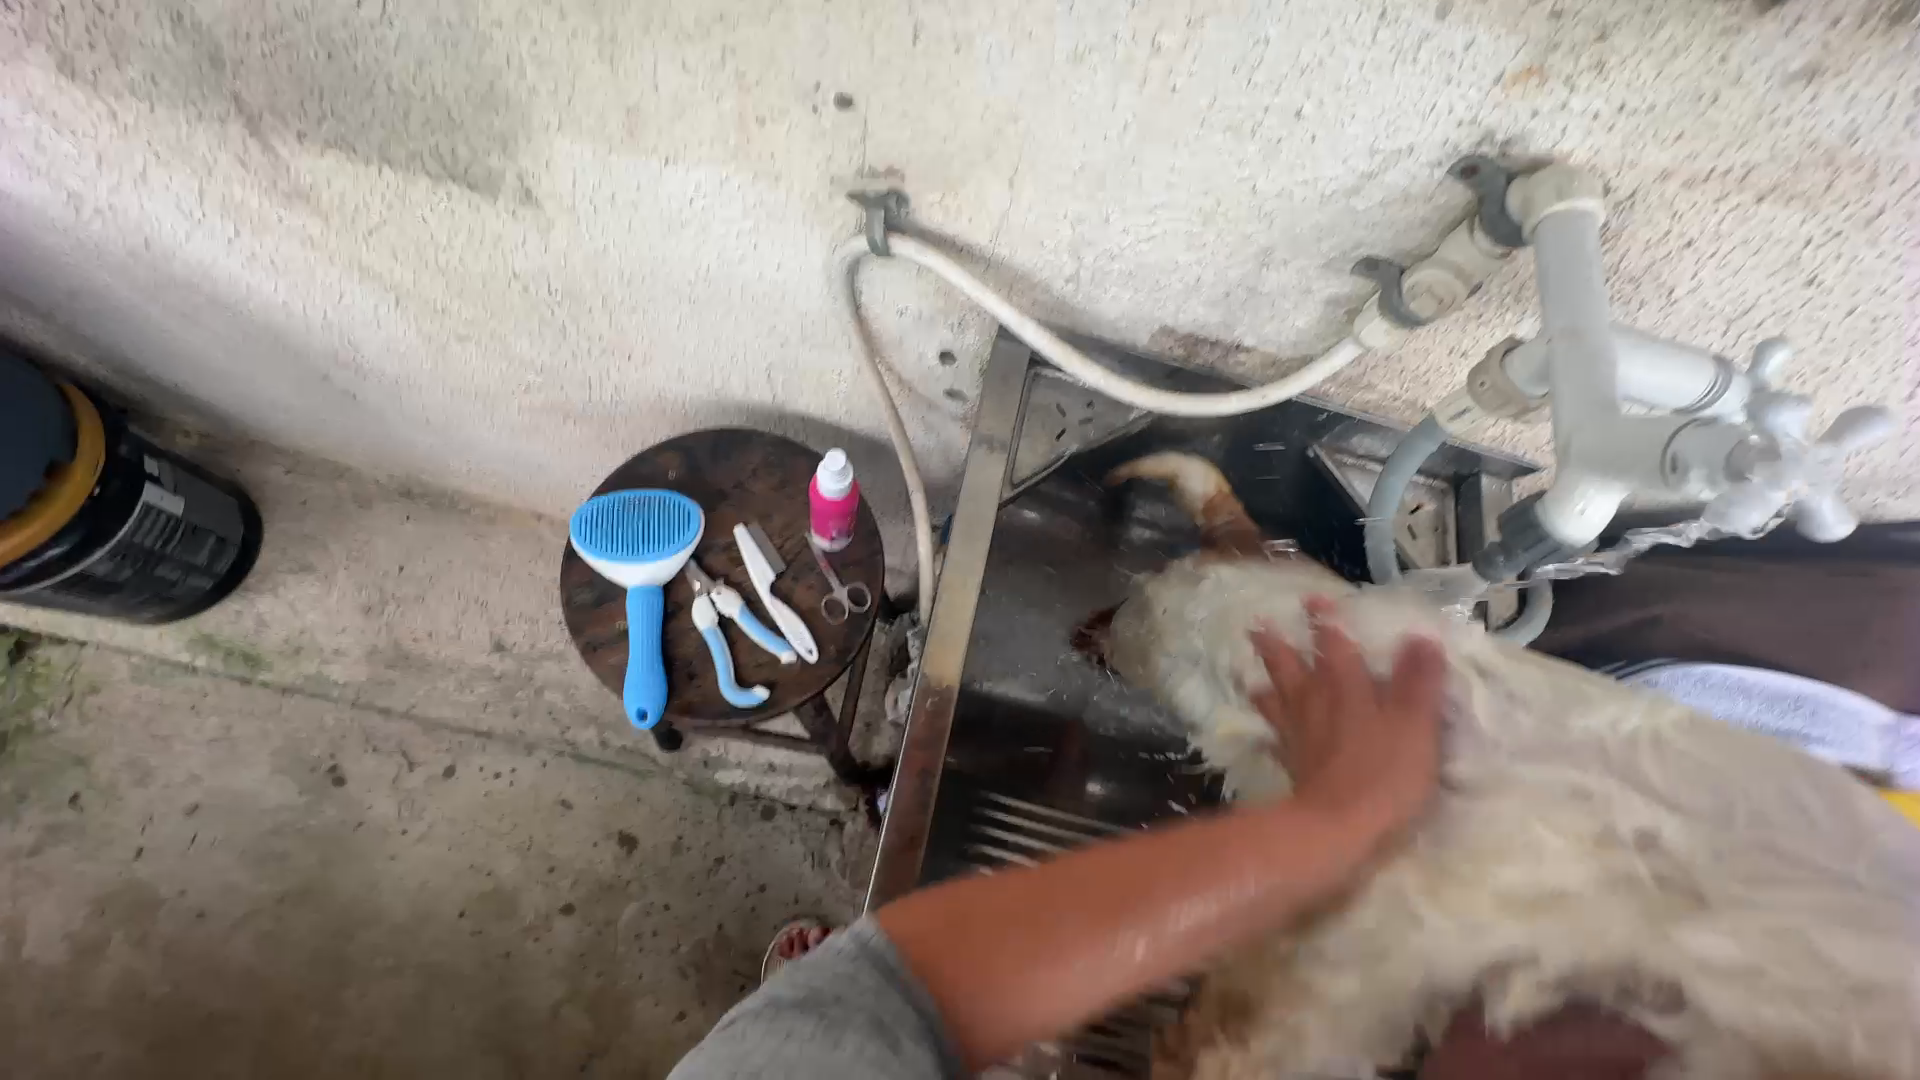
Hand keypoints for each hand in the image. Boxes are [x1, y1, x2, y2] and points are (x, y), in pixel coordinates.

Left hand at [1250, 596, 1445, 848]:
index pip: (1332, 644)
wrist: (1337, 824)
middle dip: (1276, 644)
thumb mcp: (1414, 725)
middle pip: (1290, 666)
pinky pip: (1275, 736)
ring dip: (1265, 681)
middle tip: (1256, 626)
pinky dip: (1270, 727)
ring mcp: (1297, 731)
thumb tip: (1420, 637)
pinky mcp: (1291, 760)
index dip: (1324, 620)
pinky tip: (1266, 729)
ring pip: (1276, 697)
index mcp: (1343, 686)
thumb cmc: (1384, 772)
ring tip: (1251, 674)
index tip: (1312, 599)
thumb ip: (1417, 682)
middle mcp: (1313, 701)